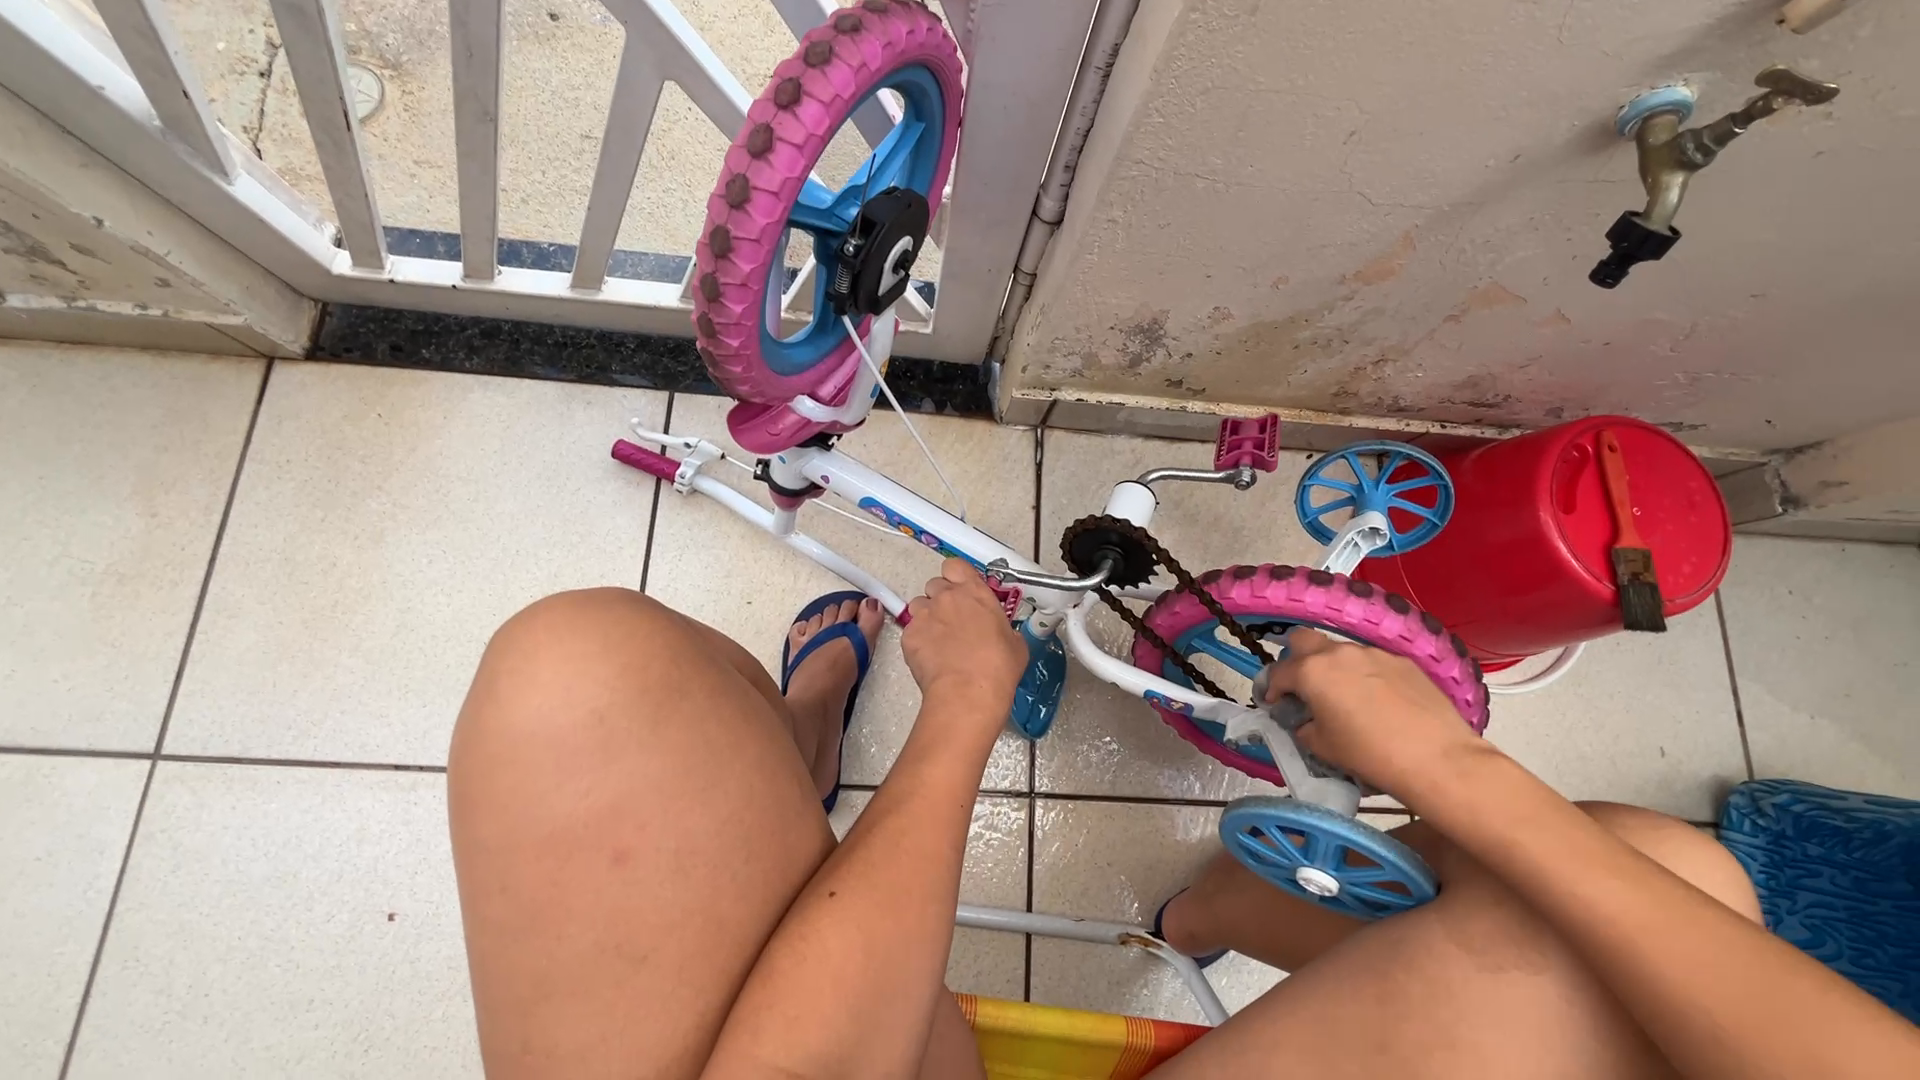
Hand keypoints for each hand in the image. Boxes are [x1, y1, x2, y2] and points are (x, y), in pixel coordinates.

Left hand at [901, 559, 1027, 724]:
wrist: (967, 692)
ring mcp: (925, 615)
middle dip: (941, 598)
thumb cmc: (994, 670)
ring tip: (940, 640)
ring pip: (919, 605)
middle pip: (935, 584)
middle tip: (952, 619)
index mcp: (975, 592)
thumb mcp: (1015, 642)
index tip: (960, 586)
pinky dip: (918, 640)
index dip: (956, 576)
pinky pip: (910, 630)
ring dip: (927, 617)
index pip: (956, 566)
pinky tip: (931, 656)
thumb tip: (1002, 634)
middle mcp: (947, 597)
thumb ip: (1002, 627)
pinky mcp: (909, 635)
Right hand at [1262, 626, 1486, 795]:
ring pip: (1342, 652)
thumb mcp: (1322, 747)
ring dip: (1334, 669)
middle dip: (1296, 659)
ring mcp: (1374, 653)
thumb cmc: (1369, 754)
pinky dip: (1365, 676)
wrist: (1438, 759)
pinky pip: (1373, 663)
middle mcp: (1339, 653)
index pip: (1278, 672)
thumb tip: (1306, 721)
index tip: (1275, 705)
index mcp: (1311, 671)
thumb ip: (1304, 727)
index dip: (1271, 689)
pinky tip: (1379, 703)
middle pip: (1304, 639)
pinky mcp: (1404, 662)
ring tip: (1346, 699)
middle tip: (1303, 687)